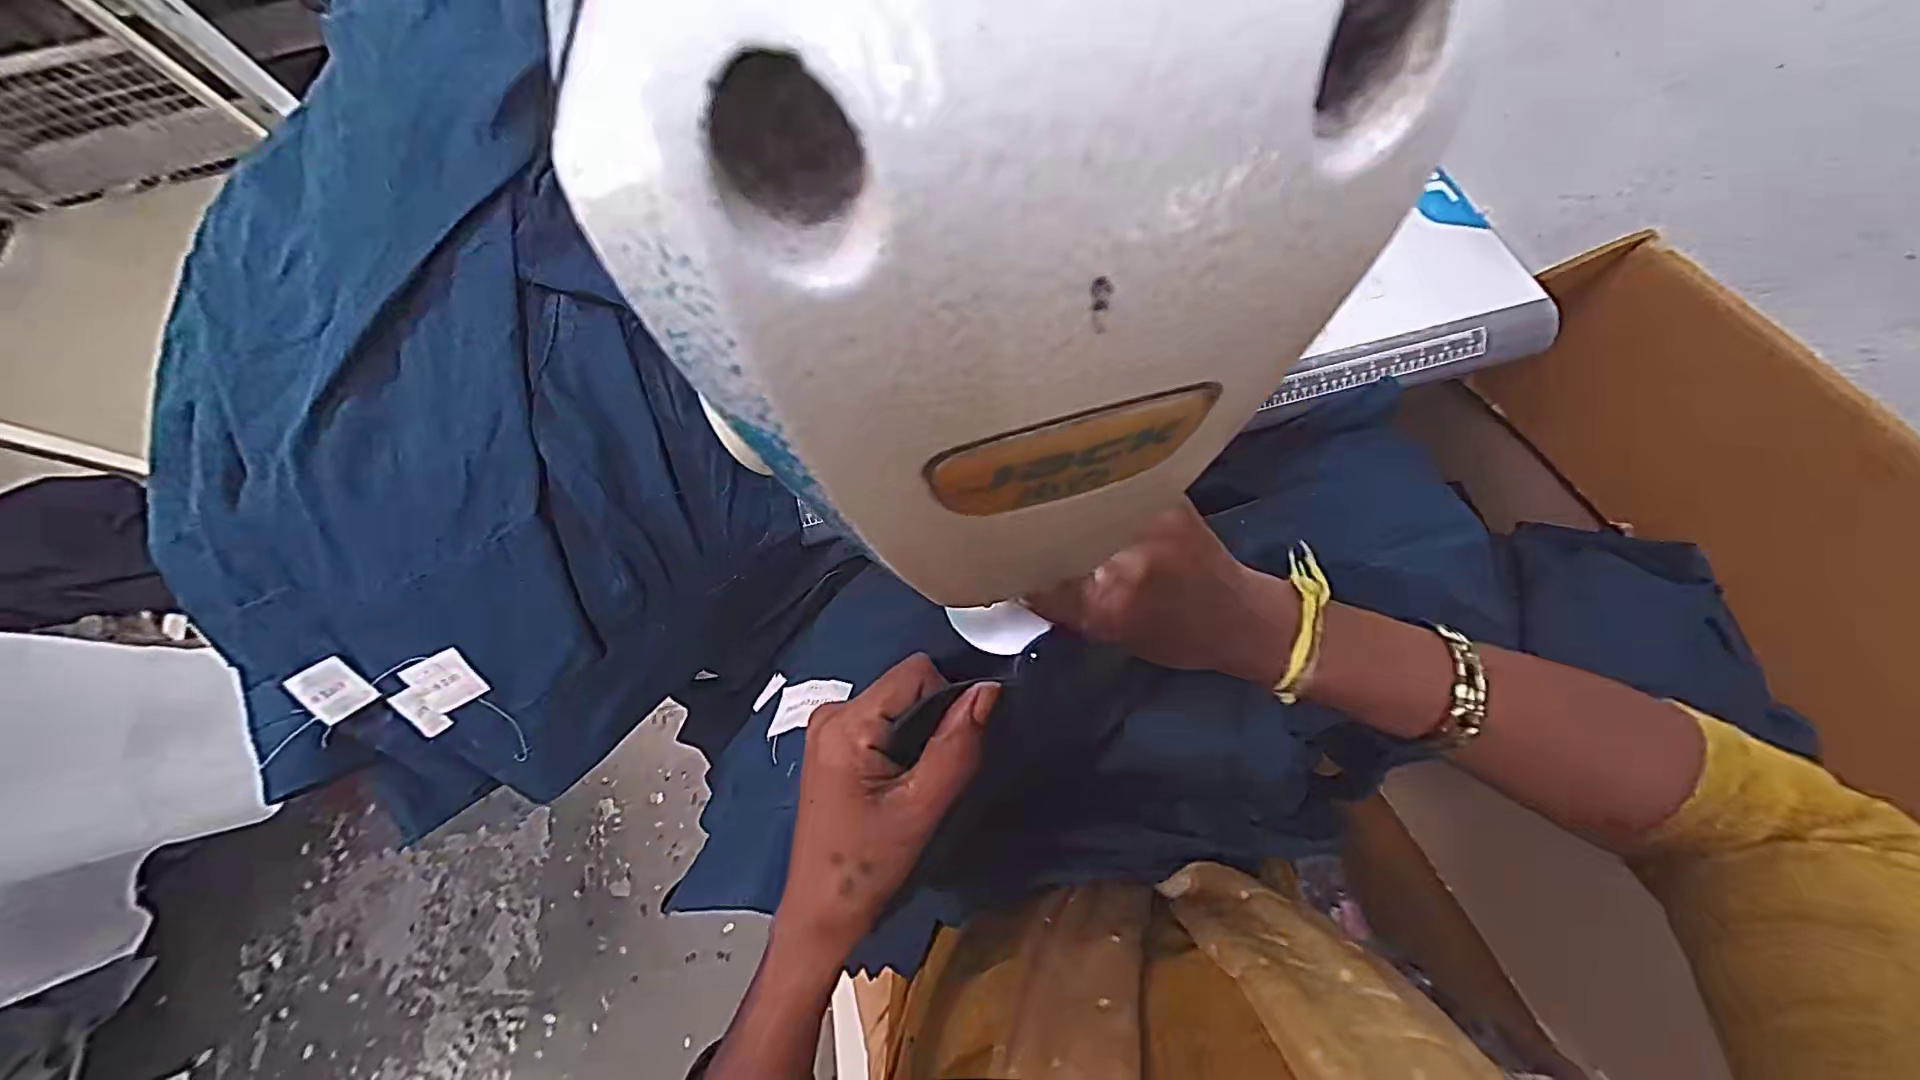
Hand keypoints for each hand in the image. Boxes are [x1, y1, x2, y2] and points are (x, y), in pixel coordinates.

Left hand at [775, 654, 999, 959]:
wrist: (822, 913)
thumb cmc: (866, 868)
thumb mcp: (922, 808)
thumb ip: (957, 745)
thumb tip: (987, 691)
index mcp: (846, 723)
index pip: (917, 672)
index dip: (947, 702)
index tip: (944, 751)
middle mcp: (831, 712)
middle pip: (907, 685)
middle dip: (930, 720)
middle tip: (926, 777)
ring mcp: (827, 726)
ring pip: (899, 702)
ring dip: (916, 734)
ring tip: (909, 783)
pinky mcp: (831, 742)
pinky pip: (883, 718)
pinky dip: (900, 741)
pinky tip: (894, 782)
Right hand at [1026, 499, 1300, 685]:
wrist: (1242, 619)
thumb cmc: (1177, 639)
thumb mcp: (1111, 634)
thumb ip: (1063, 604)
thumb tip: (1016, 574)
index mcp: (1107, 603)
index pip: (1035, 575)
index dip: (1009, 561)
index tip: (992, 551)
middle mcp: (1126, 559)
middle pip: (1053, 530)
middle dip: (1028, 524)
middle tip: (1007, 517)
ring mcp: (1149, 522)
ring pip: (1081, 502)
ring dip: (1058, 500)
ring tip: (1040, 497)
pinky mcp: (1168, 499)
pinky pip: (1113, 487)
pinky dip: (1093, 488)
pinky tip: (1081, 485)